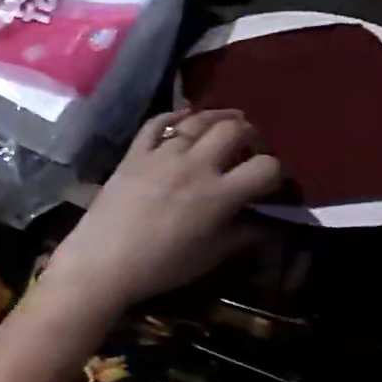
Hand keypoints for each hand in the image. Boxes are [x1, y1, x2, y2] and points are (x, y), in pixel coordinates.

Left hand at [36, 110, 282, 319]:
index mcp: (219, 194)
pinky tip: (185, 116)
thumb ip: (243, 235)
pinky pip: (157, 123)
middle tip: (251, 146)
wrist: (104, 259)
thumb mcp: (210, 256)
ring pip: (198, 120)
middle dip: (251, 135)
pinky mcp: (136, 152)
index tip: (273, 181)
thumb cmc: (161, 265)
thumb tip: (269, 224)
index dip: (277, 172)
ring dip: (220, 116)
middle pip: (234, 131)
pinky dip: (175, 116)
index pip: (265, 167)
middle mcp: (195, 164)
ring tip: (231, 119)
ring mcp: (162, 153)